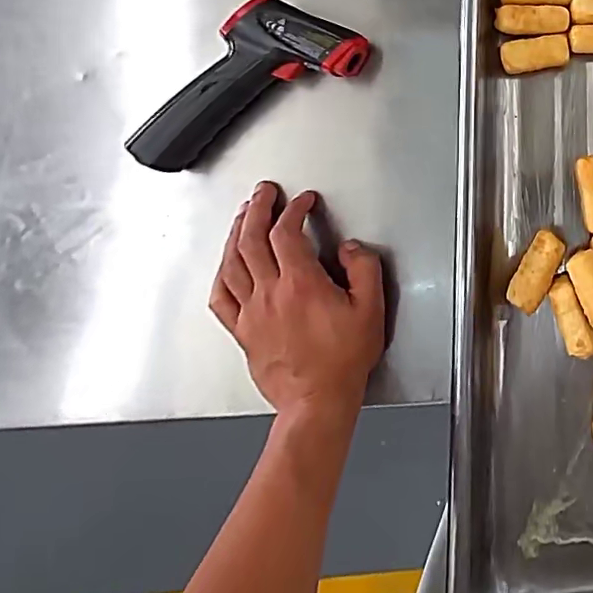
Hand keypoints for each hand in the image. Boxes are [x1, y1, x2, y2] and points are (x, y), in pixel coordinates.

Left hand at [209, 182, 384, 423]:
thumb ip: (363, 269)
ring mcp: (251, 313)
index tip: (304, 201)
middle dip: (257, 210)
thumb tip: (350, 248)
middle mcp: (270, 295)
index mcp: (301, 285)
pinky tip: (226, 264)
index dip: (295, 210)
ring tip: (244, 216)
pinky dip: (221, 272)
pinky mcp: (243, 331)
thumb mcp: (371, 307)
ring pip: (232, 263)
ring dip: (237, 233)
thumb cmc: (344, 358)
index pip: (288, 234)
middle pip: (252, 240)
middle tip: (264, 193)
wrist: (317, 399)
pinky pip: (222, 296)